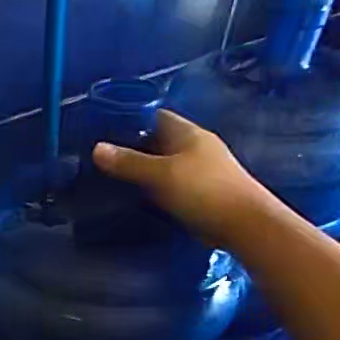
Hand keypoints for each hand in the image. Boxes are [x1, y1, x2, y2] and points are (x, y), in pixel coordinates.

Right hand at [92, 110, 271, 242]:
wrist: (244, 224)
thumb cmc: (203, 191)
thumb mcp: (161, 175)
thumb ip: (129, 162)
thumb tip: (96, 148)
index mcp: (188, 133)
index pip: (155, 116)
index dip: (130, 120)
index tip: (103, 131)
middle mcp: (194, 147)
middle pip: (157, 141)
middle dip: (132, 147)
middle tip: (101, 158)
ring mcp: (199, 170)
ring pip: (163, 163)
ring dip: (142, 169)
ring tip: (111, 177)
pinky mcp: (200, 192)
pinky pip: (169, 183)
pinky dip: (153, 187)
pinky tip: (136, 196)